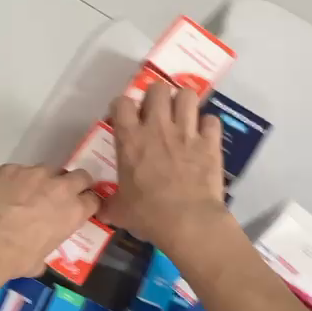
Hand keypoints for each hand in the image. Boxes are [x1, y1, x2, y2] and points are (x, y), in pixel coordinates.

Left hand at [0, 164, 100, 279]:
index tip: (80, 208)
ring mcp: (34, 174)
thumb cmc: (18, 258)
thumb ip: (47, 246)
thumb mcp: (42, 259)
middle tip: (60, 195)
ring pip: (47, 170)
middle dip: (74, 183)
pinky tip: (3, 194)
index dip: (86, 203)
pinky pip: (18, 171)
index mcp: (74, 211)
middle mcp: (60, 187)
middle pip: (79, 175)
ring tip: (26, 195)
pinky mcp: (10, 168)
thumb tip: (39, 253)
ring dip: (42, 181)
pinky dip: (15, 181)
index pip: (94, 199)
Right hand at [101, 81, 230, 249]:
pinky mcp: (210, 142)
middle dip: (156, 97)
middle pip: (158, 89)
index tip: (125, 118)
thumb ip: (109, 204)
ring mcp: (187, 132)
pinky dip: (207, 126)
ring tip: (181, 117)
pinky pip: (212, 120)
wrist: (187, 222)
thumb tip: (99, 210)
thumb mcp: (119, 211)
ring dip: (183, 103)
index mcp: (130, 140)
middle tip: (156, 113)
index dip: (123, 107)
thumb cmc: (147, 215)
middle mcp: (158, 127)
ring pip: (187, 95)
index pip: (122, 103)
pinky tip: (204, 136)